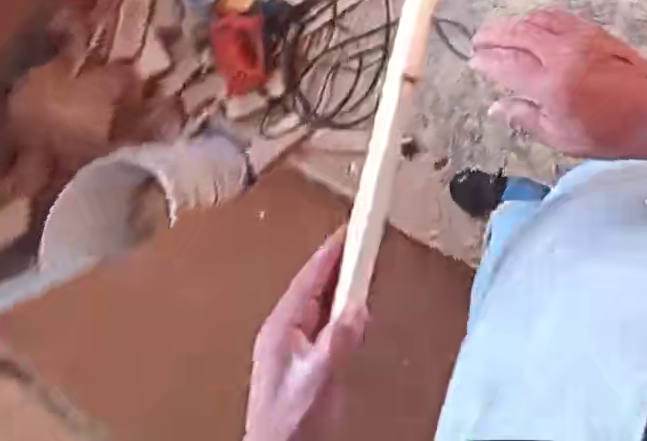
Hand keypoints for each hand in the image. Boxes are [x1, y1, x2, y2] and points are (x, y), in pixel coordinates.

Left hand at [245, 229, 369, 440]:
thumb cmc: (289, 427)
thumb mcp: (317, 382)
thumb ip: (338, 344)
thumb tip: (359, 308)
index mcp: (282, 325)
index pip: (311, 275)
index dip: (332, 249)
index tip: (353, 226)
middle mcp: (283, 329)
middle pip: (315, 284)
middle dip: (340, 263)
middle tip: (364, 242)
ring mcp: (289, 345)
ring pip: (319, 302)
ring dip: (341, 286)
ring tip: (363, 269)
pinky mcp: (299, 361)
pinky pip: (323, 322)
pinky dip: (340, 310)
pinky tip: (353, 312)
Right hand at [472, 8, 646, 158]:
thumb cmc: (609, 133)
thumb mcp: (562, 137)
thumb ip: (525, 118)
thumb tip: (495, 107)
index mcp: (551, 85)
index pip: (506, 64)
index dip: (486, 60)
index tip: (474, 61)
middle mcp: (560, 54)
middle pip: (515, 34)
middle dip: (491, 35)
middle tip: (478, 41)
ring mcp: (576, 37)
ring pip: (534, 20)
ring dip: (511, 24)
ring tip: (499, 33)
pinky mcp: (591, 30)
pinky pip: (555, 16)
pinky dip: (535, 19)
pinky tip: (530, 25)